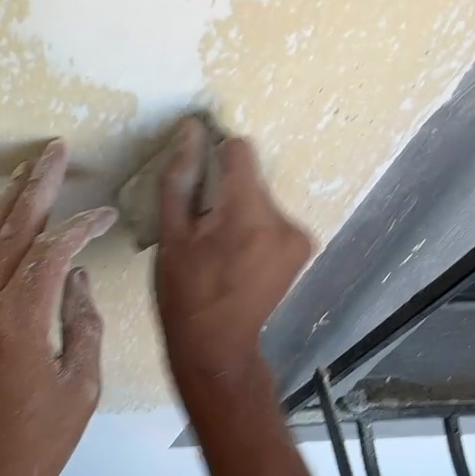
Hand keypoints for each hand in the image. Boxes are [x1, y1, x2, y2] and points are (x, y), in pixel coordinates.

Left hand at [0, 139, 114, 475]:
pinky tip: (0, 230)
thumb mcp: (80, 390)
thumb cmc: (35, 448)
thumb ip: (83, 326)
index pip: (52, 251)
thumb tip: (76, 281)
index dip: (81, 227)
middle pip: (9, 230)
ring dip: (4, 205)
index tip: (105, 215)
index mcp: (19, 322)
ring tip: (25, 175)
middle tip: (53, 150)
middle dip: (35, 186)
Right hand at [153, 119, 312, 427]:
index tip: (196, 187)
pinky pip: (271, 217)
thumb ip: (180, 178)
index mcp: (250, 215)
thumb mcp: (171, 236)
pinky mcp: (303, 247)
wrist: (216, 347)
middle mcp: (284, 220)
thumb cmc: (185, 294)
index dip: (212, 159)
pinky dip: (253, 226)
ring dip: (239, 210)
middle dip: (224, 193)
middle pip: (250, 177)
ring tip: (218, 247)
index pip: (239, 151)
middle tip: (203, 230)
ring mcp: (299, 236)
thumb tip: (191, 129)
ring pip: (260, 197)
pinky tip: (236, 255)